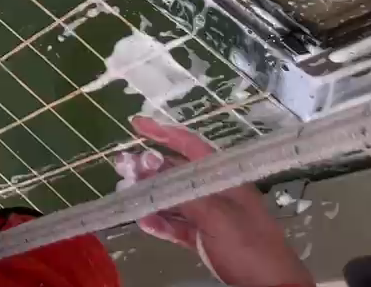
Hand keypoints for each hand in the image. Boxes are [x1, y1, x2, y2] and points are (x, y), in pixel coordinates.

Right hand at [119, 116, 311, 286]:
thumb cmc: (249, 246)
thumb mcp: (215, 215)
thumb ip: (180, 189)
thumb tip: (146, 162)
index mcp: (224, 178)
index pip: (190, 145)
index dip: (163, 132)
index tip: (136, 124)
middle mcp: (215, 193)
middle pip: (176, 172)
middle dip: (148, 168)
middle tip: (121, 165)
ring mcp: (210, 217)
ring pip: (173, 199)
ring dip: (149, 195)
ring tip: (125, 193)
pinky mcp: (205, 240)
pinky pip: (176, 225)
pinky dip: (159, 222)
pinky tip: (143, 221)